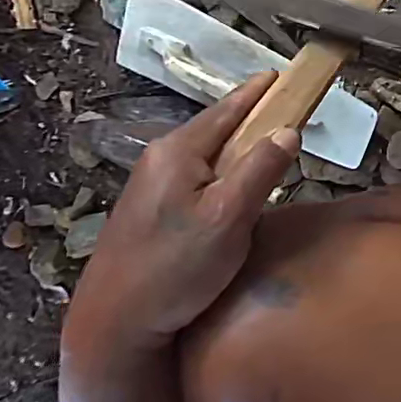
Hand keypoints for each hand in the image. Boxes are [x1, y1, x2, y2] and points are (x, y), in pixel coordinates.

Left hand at [66, 74, 299, 355]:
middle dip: (249, 117)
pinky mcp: (148, 211)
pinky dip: (221, 169)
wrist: (112, 325)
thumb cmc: (175, 268)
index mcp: (178, 151)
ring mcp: (150, 186)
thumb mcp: (228, 217)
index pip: (227, 110)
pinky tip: (231, 186)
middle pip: (214, 129)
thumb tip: (288, 129)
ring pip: (204, 154)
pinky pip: (194, 175)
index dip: (257, 92)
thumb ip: (261, 169)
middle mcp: (160, 159)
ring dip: (236, 146)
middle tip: (284, 113)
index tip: (280, 76)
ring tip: (265, 148)